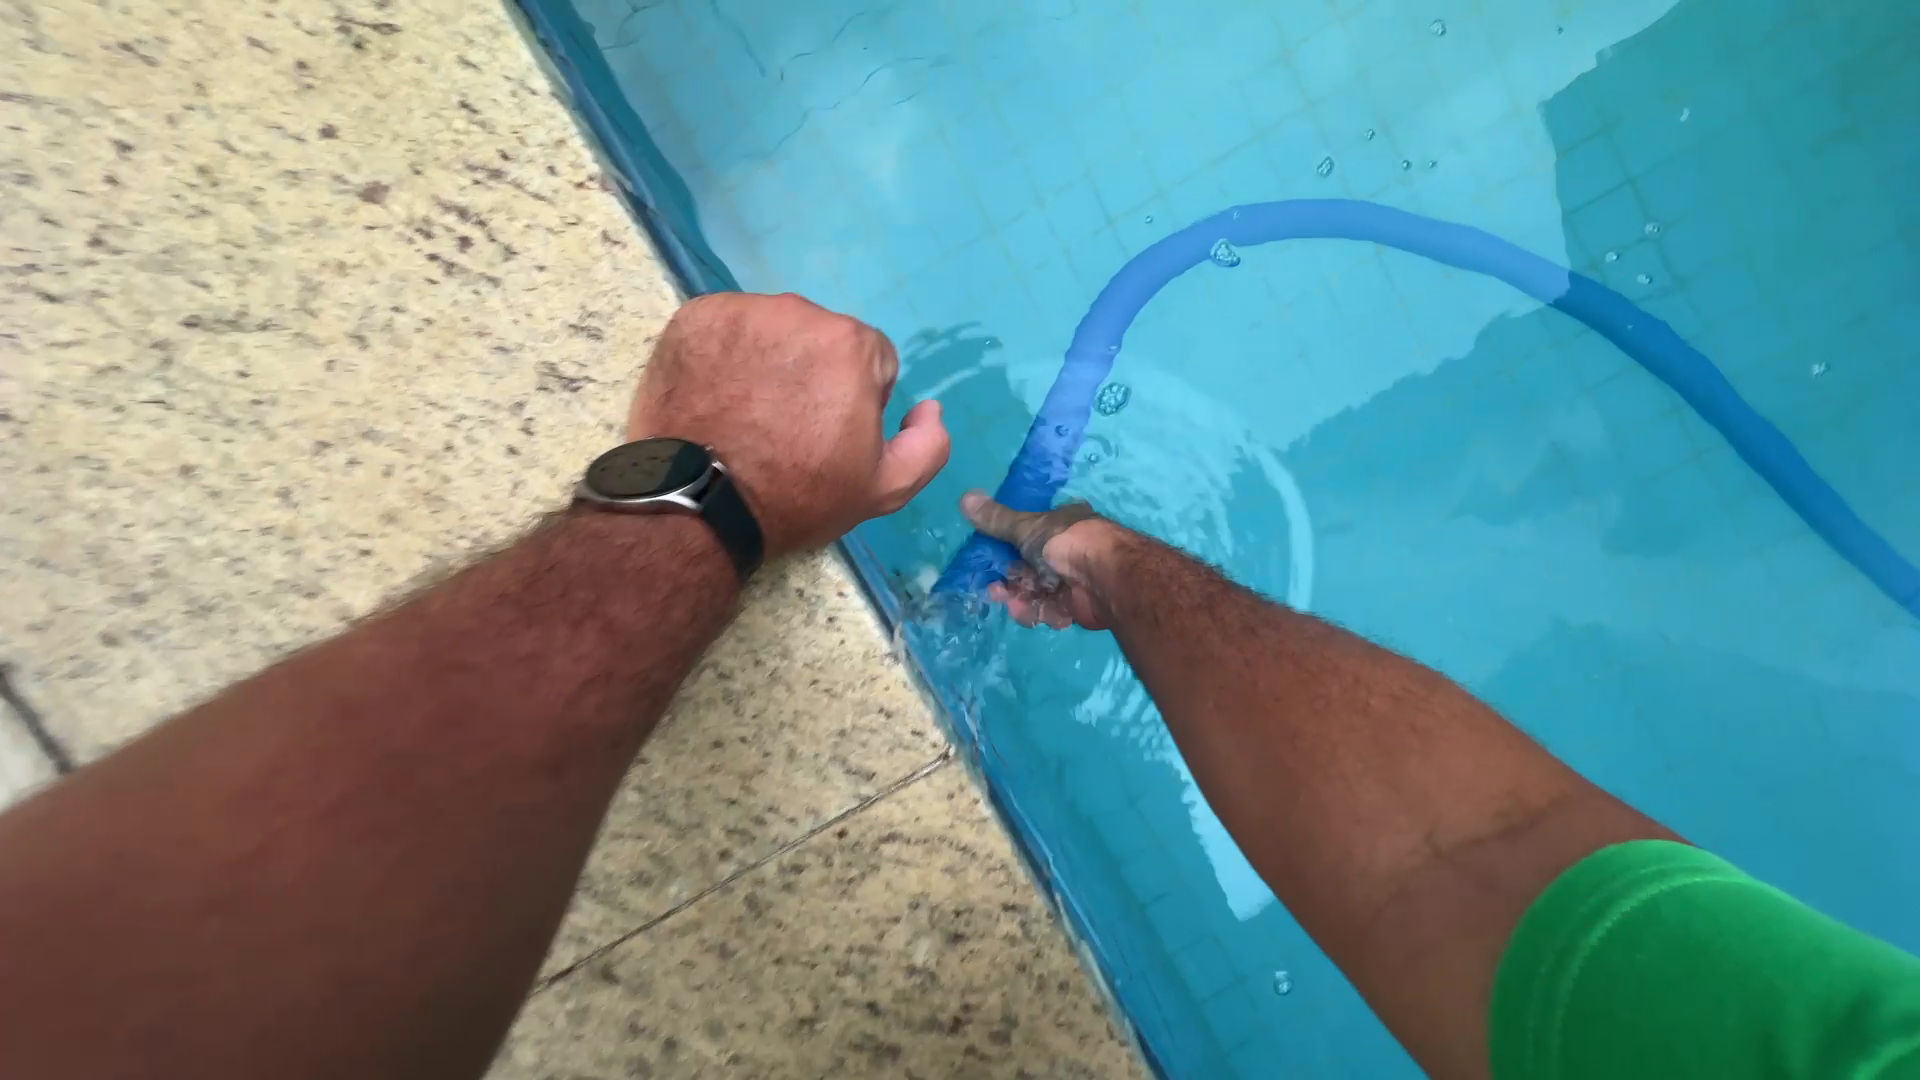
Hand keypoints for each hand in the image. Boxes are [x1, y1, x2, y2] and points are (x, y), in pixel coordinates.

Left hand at [628, 293, 949, 555]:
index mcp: (851, 344)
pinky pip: (728, 330)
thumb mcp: (884, 489)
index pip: (872, 360)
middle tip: (788, 426)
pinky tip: (719, 396)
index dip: (858, 400)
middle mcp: (799, 311)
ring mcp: (741, 311)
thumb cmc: (799, 495)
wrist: (702, 504)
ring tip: (750, 413)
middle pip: (823, 340)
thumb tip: (929, 407)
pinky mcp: (693, 318)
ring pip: (775, 331)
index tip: (830, 435)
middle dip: (816, 374)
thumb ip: (928, 445)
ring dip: (772, 361)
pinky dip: (728, 355)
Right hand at [960, 491, 1119, 629]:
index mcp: (1060, 525)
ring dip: (1023, 600)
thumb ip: (996, 520)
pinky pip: (1052, 610)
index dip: (1007, 550)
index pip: (1027, 536)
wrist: (1103, 577)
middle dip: (1011, 581)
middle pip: (1030, 568)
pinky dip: (1042, 612)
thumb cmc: (1064, 543)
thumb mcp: (1025, 527)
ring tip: (1016, 605)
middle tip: (996, 591)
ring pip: (1038, 592)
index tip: (989, 561)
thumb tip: (964, 497)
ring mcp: (1074, 579)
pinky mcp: (1078, 605)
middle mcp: (1068, 551)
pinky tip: (1038, 614)